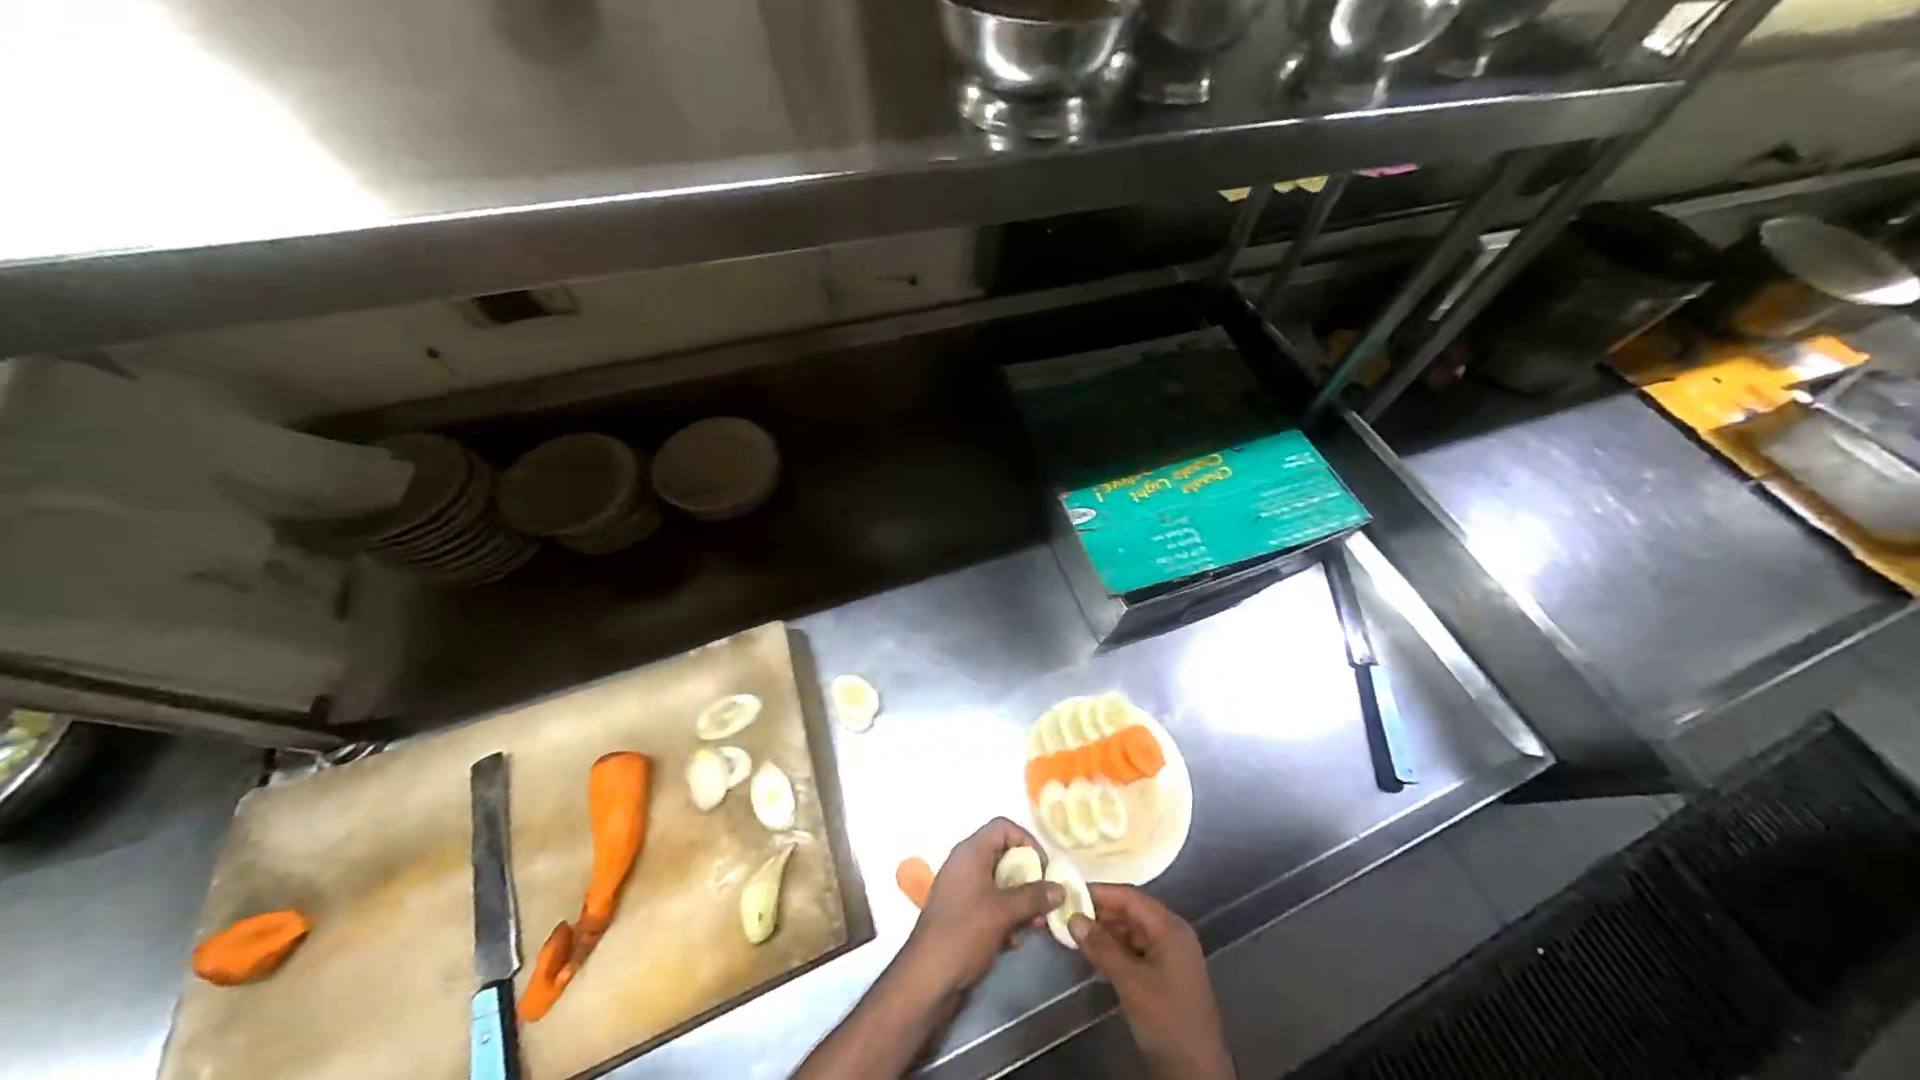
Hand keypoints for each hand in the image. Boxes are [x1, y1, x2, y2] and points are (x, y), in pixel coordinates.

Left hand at [901, 818, 1063, 995]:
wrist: (928, 976)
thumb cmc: (965, 932)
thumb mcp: (1004, 911)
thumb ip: (1034, 896)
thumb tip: (1061, 889)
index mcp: (971, 852)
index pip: (1003, 827)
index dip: (1027, 841)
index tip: (1044, 867)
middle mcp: (965, 864)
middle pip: (1004, 855)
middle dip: (1028, 877)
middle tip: (1045, 899)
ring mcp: (962, 888)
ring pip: (1000, 882)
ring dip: (1021, 900)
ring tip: (1036, 923)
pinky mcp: (961, 912)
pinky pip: (990, 902)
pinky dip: (1006, 915)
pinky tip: (1013, 939)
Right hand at [1070, 885, 1234, 1079]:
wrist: (1196, 1073)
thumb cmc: (1166, 1020)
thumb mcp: (1130, 982)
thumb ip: (1101, 947)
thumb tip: (1073, 919)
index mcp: (1170, 928)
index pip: (1130, 897)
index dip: (1100, 893)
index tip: (1069, 891)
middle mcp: (1172, 935)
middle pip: (1132, 913)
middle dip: (1100, 913)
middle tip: (1067, 913)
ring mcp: (1170, 956)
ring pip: (1132, 932)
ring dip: (1106, 933)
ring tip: (1075, 933)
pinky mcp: (1165, 975)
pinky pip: (1136, 951)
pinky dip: (1115, 950)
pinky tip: (1094, 956)